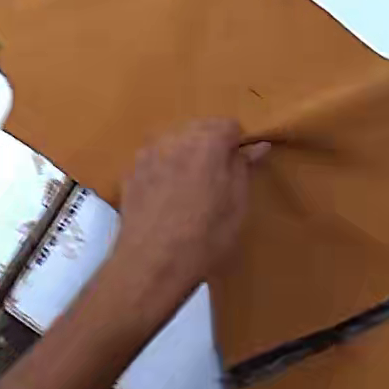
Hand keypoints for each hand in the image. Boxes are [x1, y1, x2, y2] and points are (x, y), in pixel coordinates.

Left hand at [98, 119, 268, 323]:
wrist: (152, 264)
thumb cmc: (205, 237)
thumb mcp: (237, 205)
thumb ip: (244, 167)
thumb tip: (257, 145)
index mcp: (207, 142)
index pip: (229, 125)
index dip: (236, 144)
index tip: (237, 167)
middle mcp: (175, 138)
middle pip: (199, 129)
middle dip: (210, 147)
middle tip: (215, 180)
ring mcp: (148, 153)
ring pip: (174, 142)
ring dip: (185, 156)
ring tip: (188, 189)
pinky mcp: (130, 171)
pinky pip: (154, 159)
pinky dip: (163, 169)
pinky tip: (165, 197)